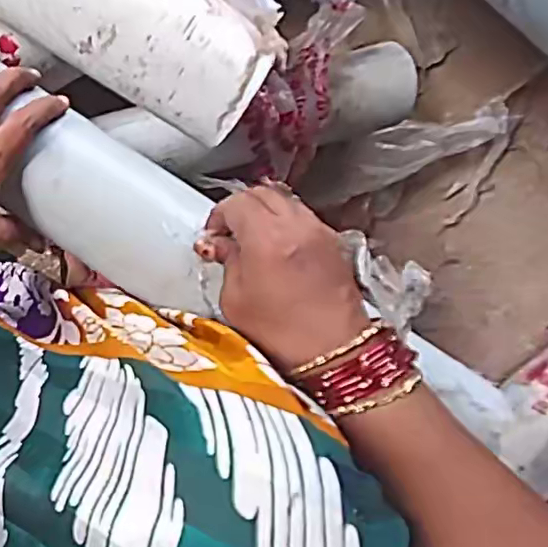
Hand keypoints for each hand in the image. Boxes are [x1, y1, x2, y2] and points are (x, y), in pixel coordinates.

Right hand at [195, 185, 372, 368]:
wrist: (334, 353)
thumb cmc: (285, 335)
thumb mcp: (236, 301)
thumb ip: (227, 262)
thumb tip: (220, 245)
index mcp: (267, 237)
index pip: (236, 203)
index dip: (218, 215)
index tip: (213, 235)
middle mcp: (296, 226)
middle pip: (262, 193)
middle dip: (240, 207)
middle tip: (229, 232)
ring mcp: (319, 232)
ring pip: (285, 200)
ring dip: (265, 211)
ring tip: (253, 239)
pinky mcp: (334, 243)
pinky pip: (303, 217)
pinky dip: (286, 222)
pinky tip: (277, 248)